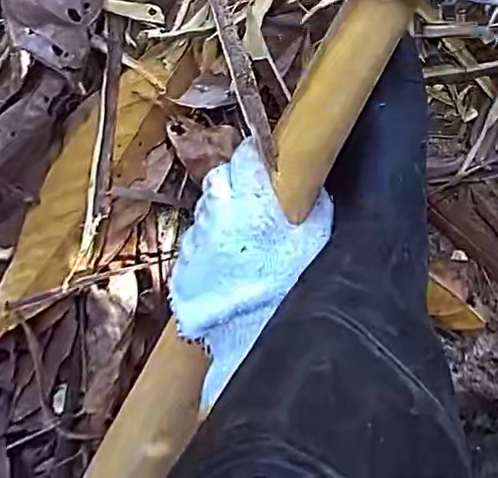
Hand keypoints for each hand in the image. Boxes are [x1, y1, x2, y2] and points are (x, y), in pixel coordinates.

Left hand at [169, 138, 330, 407]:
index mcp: (253, 203)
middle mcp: (219, 216)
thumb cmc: (291, 288)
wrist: (255, 343)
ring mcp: (196, 243)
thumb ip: (314, 205)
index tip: (260, 157)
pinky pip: (192, 244)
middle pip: (218, 178)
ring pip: (204, 210)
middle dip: (232, 181)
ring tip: (240, 239)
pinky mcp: (182, 269)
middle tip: (250, 198)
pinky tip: (225, 265)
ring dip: (219, 215)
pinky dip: (206, 247)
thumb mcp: (316, 239)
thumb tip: (313, 185)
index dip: (253, 153)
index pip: (244, 155)